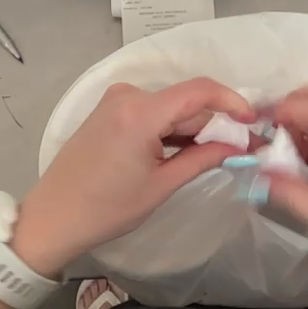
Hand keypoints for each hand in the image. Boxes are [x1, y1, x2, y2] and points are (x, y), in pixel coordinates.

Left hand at [13, 78, 254, 277]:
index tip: (254, 121)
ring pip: (170, 108)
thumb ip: (203, 159)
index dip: (232, 102)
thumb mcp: (161, 186)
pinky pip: (152, 112)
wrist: (52, 217)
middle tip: (242, 149)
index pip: (199, 91)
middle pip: (186, 102)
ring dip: (192, 129)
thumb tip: (240, 146)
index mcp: (139, 112)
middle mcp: (127, 96)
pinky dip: (171, 129)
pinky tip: (183, 152)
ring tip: (214, 156)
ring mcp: (115, 101)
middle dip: (214, 124)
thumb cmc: (106, 209)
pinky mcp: (110, 110)